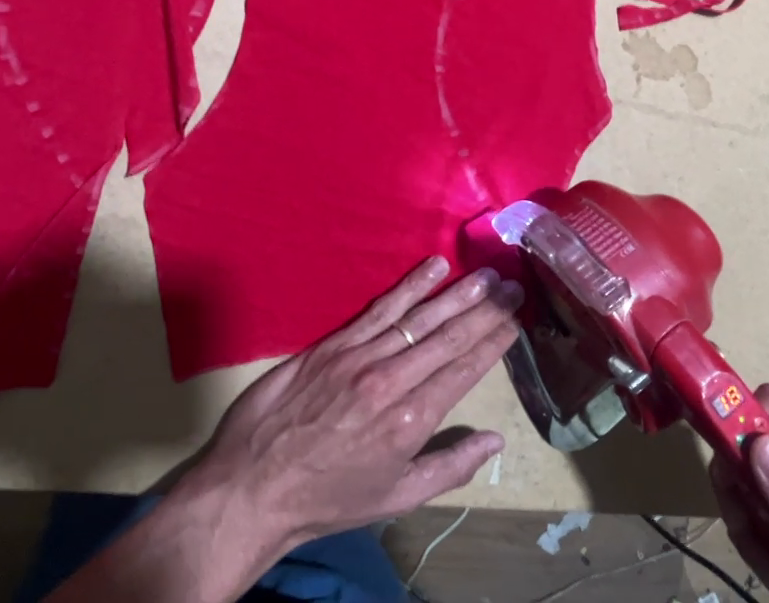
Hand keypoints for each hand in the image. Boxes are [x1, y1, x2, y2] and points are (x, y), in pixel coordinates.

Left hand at [187, 255, 521, 552]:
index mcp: (411, 422)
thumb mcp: (396, 498)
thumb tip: (496, 440)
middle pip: (448, 337)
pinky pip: (378, 309)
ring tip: (487, 275)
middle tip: (514, 286)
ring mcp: (359, 358)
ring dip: (457, 294)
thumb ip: (450, 467)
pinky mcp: (331, 345)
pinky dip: (409, 287)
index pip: (463, 369)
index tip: (516, 319)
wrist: (253, 486)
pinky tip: (433, 269)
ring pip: (418, 318)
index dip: (493, 341)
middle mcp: (390, 381)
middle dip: (486, 310)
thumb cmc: (329, 499)